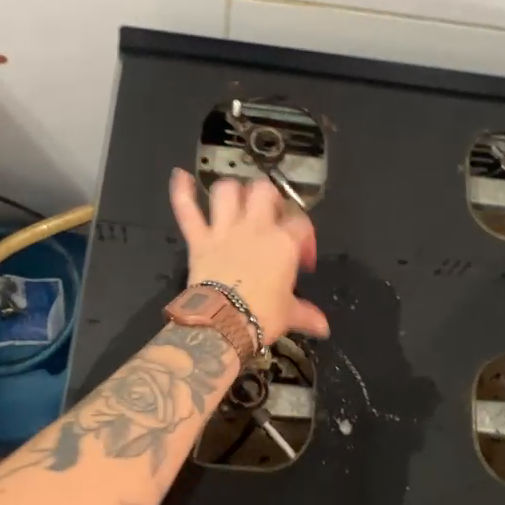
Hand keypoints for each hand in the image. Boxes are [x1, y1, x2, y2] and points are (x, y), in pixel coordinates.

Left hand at [169, 168, 328, 341]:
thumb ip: (307, 314)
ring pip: (227, 192)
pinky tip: (180, 176)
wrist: (223, 323)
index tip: (304, 261)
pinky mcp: (199, 239)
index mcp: (284, 243)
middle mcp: (256, 228)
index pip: (301, 226)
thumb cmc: (262, 316)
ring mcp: (225, 230)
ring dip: (232, 191)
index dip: (306, 239)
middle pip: (264, 192)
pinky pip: (187, 210)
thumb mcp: (289, 315)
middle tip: (270, 216)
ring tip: (236, 199)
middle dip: (269, 199)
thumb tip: (324, 327)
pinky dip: (181, 192)